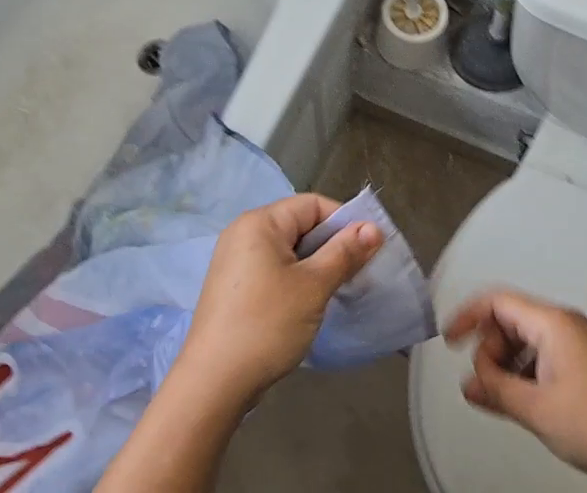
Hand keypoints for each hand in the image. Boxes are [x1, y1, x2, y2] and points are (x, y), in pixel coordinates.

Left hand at [175, 194, 383, 406]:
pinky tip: (310, 305)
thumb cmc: (267, 324)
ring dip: (316, 266)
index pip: (312, 204)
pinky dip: (296, 280)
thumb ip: (345, 253)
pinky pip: (274, 270)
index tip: (369, 248)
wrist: (213, 383)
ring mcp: (235, 262)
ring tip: (337, 290)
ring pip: (288, 251)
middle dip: (332, 245)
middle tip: (358, 272)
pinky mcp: (234, 289)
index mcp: (260, 222)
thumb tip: (373, 228)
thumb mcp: (313, 286)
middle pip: (300, 225)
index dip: (344, 221)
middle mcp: (243, 233)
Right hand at [443, 290, 586, 480]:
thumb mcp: (537, 409)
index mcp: (551, 323)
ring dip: (507, 365)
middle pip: (508, 320)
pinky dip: (525, 373)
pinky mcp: (583, 360)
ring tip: (505, 398)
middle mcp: (564, 325)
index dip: (467, 315)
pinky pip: (541, 355)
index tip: (450, 336)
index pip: (496, 301)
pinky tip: (526, 401)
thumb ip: (496, 392)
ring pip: (524, 340)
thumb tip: (471, 383)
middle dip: (489, 350)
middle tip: (484, 383)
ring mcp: (576, 342)